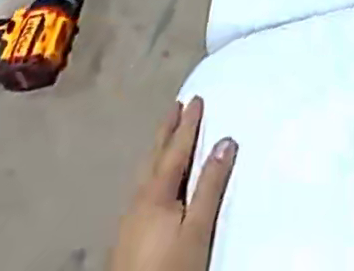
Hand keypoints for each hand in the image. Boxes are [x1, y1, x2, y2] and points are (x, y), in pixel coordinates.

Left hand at [110, 97, 237, 270]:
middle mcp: (139, 200)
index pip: (176, 150)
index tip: (196, 100)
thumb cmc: (170, 268)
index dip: (187, 125)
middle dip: (167, 131)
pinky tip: (153, 183)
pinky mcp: (127, 237)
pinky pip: (141, 189)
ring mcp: (129, 220)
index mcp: (156, 193)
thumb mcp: (198, 229)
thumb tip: (226, 141)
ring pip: (145, 173)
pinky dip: (152, 172)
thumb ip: (210, 186)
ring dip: (158, 150)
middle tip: (175, 106)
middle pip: (155, 157)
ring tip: (165, 137)